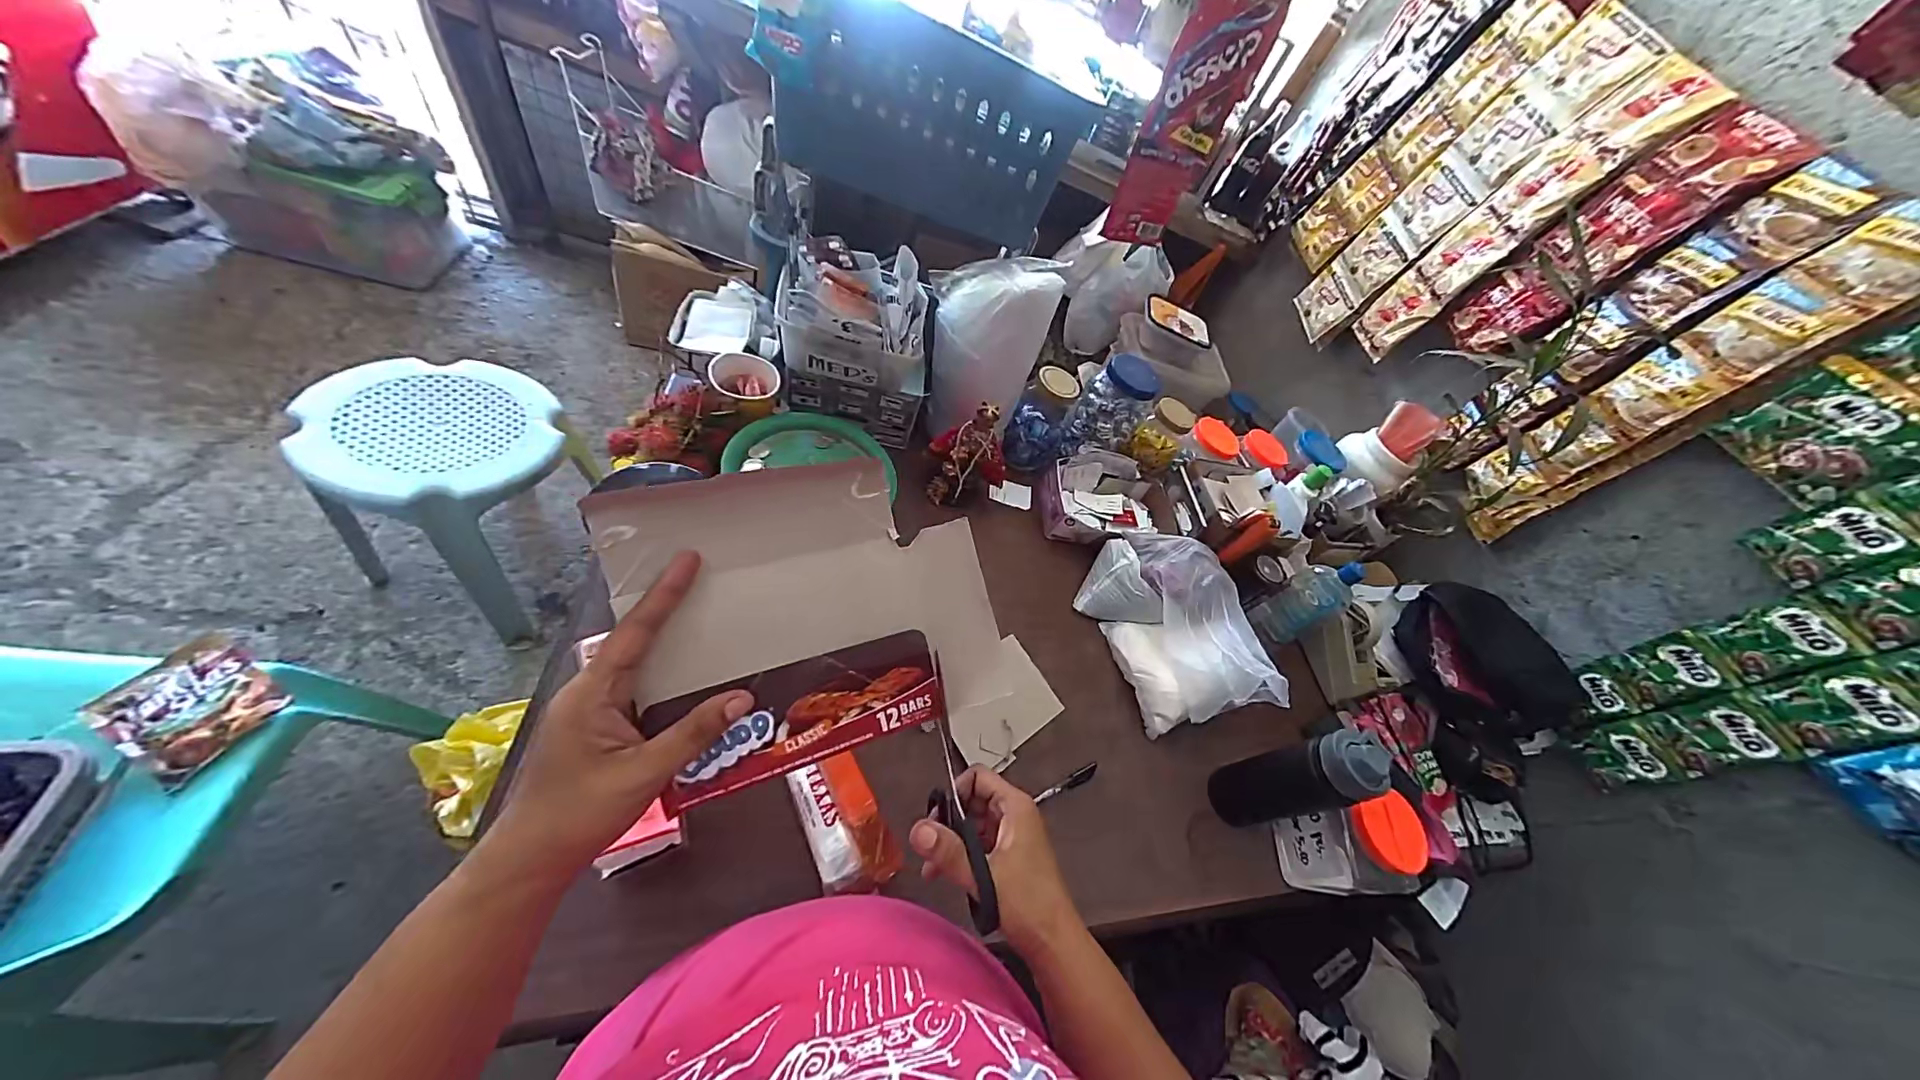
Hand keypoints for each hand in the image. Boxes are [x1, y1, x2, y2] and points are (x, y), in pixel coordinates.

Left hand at [482, 552, 752, 879]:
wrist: (530, 860)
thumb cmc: (581, 814)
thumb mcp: (645, 773)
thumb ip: (694, 733)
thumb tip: (741, 698)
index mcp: (592, 694)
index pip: (635, 634)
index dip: (664, 595)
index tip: (687, 559)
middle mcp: (586, 692)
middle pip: (631, 639)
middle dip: (664, 606)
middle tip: (699, 578)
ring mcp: (587, 710)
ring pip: (631, 663)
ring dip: (661, 639)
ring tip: (697, 617)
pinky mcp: (593, 727)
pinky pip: (632, 685)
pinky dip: (659, 671)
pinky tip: (681, 676)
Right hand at [910, 766, 1080, 952]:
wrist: (1053, 942)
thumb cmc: (1028, 904)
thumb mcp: (983, 875)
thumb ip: (949, 851)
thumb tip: (919, 830)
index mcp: (1015, 807)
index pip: (978, 777)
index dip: (955, 791)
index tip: (937, 817)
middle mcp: (1015, 815)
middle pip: (973, 800)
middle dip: (949, 820)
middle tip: (930, 844)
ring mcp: (1012, 836)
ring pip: (973, 824)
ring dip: (952, 841)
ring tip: (933, 866)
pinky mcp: (1009, 856)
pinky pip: (979, 844)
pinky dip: (962, 854)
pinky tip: (945, 874)